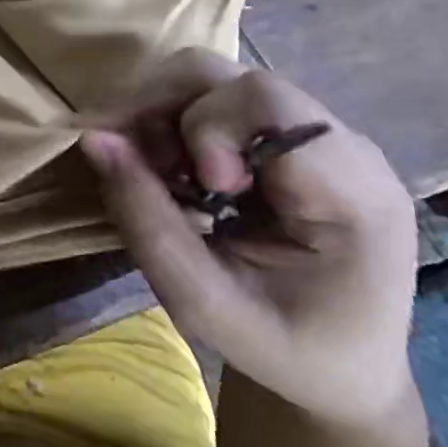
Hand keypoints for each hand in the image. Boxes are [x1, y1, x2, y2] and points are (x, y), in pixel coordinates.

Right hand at [79, 49, 419, 427]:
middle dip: (169, 111)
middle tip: (146, 167)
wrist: (340, 368)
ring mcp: (319, 134)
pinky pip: (219, 99)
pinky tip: (174, 169)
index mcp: (354, 193)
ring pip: (218, 80)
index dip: (209, 127)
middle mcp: (345, 145)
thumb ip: (148, 222)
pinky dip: (177, 122)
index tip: (197, 188)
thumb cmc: (284, 350)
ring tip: (158, 171)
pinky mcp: (292, 135)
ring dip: (166, 114)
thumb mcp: (205, 305)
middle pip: (235, 79)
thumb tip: (93, 137)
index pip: (268, 101)